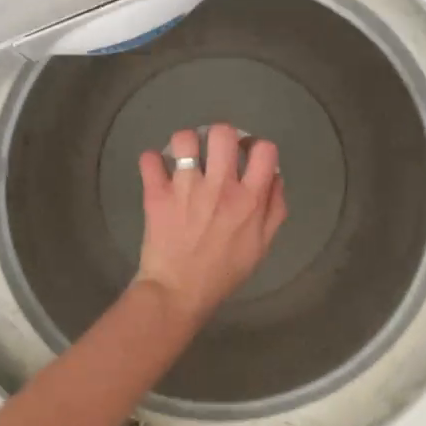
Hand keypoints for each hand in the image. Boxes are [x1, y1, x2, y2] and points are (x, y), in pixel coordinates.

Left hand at [133, 124, 286, 323]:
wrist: (179, 292)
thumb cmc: (223, 273)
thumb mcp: (261, 247)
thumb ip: (274, 210)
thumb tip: (276, 177)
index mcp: (249, 200)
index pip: (264, 150)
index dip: (256, 147)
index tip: (247, 156)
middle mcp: (219, 187)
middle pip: (223, 133)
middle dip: (220, 136)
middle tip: (214, 152)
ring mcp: (185, 188)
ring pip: (184, 139)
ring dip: (185, 144)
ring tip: (184, 158)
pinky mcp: (156, 195)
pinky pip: (149, 159)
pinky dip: (151, 161)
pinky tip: (157, 171)